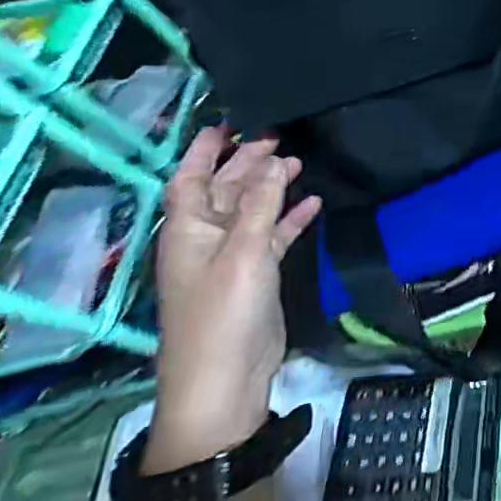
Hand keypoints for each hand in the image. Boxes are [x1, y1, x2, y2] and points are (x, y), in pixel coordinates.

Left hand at [143, 127, 320, 473]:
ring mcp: (232, 258)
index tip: (230, 122)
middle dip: (247, 163)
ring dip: (272, 187)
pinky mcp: (257, 275)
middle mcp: (206, 238)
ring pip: (252, 211)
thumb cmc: (224, 312)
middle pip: (225, 190)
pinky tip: (312, 203)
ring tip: (299, 162)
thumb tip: (273, 161)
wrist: (225, 377)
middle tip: (279, 136)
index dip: (206, 151)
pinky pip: (273, 236)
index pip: (192, 179)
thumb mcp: (243, 253)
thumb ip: (260, 205)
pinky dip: (290, 218)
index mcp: (188, 230)